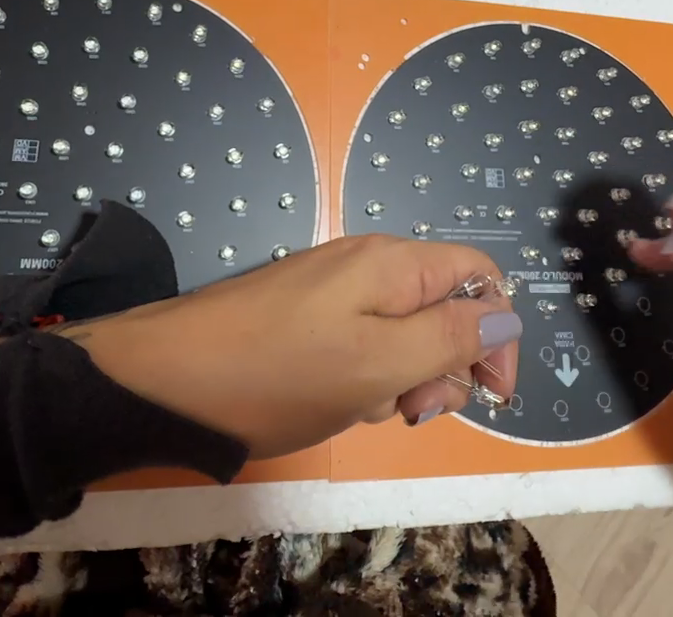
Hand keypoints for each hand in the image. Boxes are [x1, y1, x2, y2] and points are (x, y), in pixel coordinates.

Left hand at [55, 234, 522, 458]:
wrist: (166, 375)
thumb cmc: (281, 372)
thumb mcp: (379, 363)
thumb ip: (450, 337)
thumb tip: (506, 314)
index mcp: (394, 263)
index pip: (480, 274)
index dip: (498, 331)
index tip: (490, 394)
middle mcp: (369, 264)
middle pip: (444, 306)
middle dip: (445, 363)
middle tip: (412, 408)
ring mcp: (333, 288)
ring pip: (402, 332)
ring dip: (403, 377)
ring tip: (366, 408)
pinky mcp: (305, 313)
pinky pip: (362, 341)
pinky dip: (365, 376)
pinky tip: (337, 402)